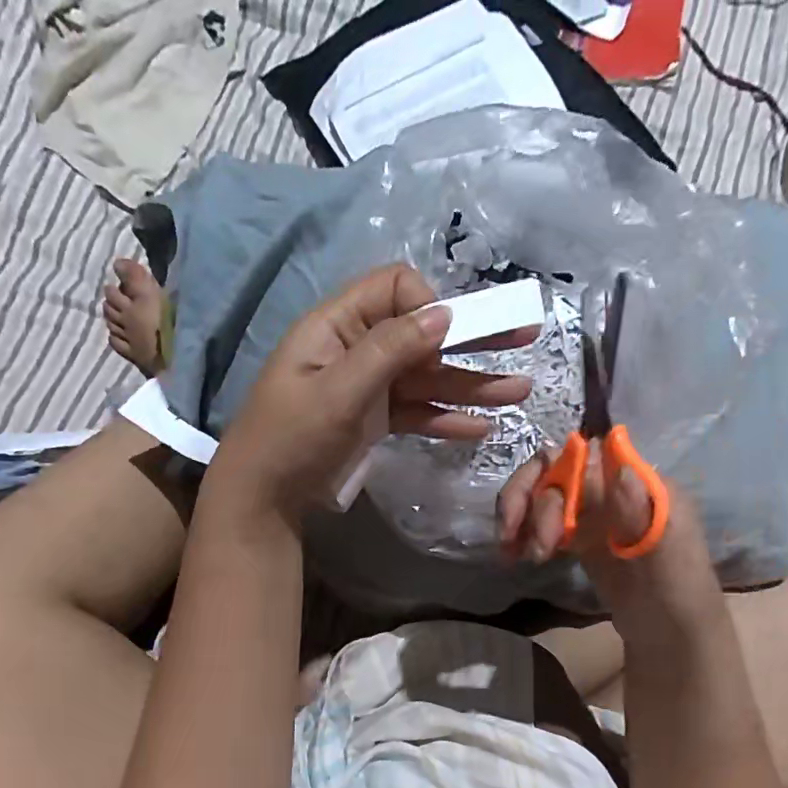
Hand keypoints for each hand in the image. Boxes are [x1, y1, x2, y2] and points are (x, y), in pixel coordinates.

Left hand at [208, 264, 533, 515]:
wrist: (262, 498)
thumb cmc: (290, 438)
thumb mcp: (338, 391)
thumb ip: (390, 351)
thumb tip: (442, 312)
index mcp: (335, 326)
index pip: (393, 288)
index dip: (426, 305)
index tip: (444, 340)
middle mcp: (355, 349)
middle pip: (420, 334)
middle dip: (470, 337)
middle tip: (525, 335)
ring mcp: (366, 388)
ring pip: (425, 377)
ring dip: (469, 382)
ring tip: (519, 391)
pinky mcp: (372, 421)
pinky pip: (415, 411)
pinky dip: (445, 417)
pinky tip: (480, 427)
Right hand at [497, 442, 717, 630]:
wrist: (671, 635)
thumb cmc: (678, 593)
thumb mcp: (666, 553)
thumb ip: (640, 511)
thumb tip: (618, 468)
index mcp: (638, 482)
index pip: (586, 454)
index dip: (555, 472)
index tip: (544, 513)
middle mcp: (611, 488)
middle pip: (554, 470)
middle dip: (527, 498)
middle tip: (511, 536)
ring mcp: (592, 512)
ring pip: (542, 494)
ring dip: (520, 516)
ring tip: (511, 552)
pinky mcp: (577, 536)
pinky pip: (540, 521)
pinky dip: (521, 533)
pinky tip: (512, 555)